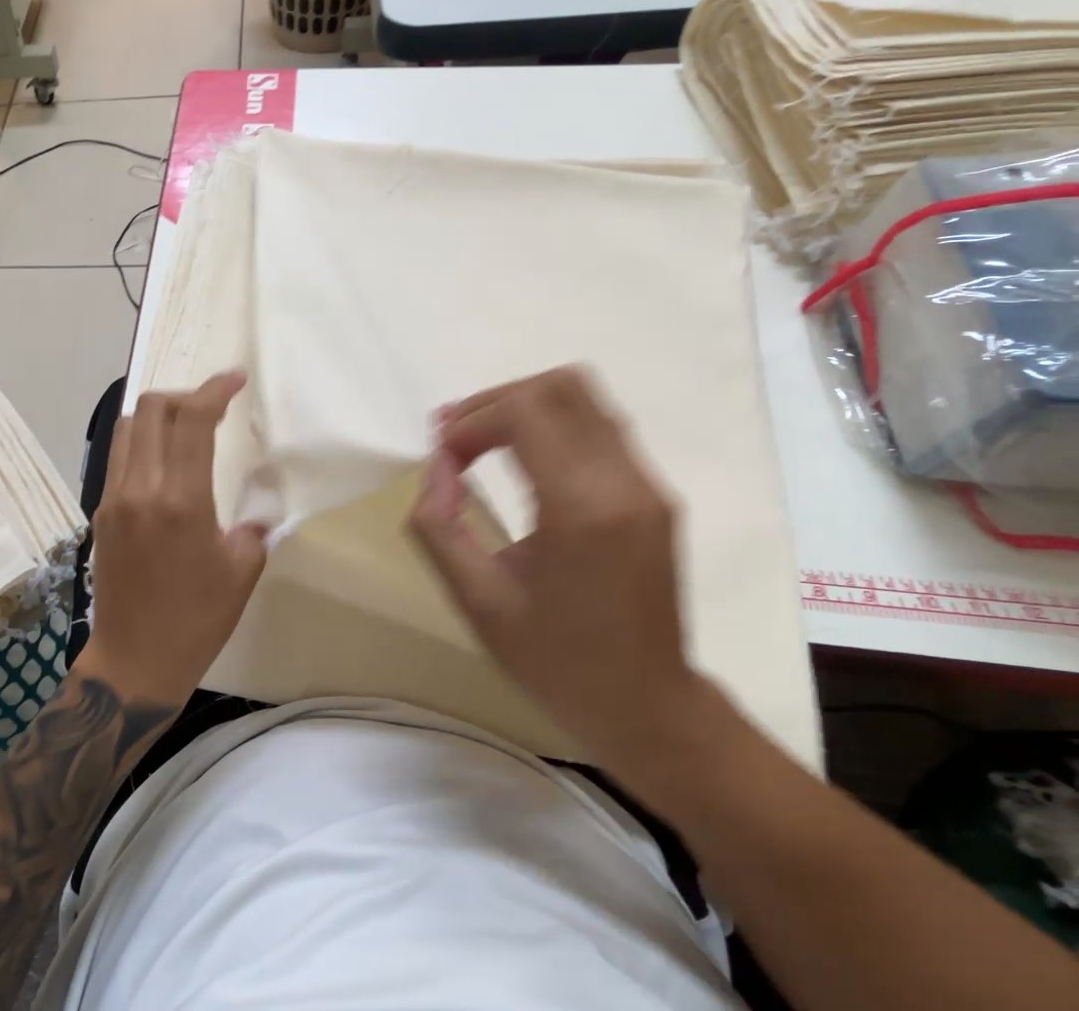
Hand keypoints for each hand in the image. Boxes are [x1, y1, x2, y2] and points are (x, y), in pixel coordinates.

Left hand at [87, 372, 267, 702]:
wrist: (135, 659)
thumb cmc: (197, 620)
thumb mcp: (242, 571)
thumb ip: (252, 526)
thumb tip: (252, 509)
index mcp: (180, 501)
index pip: (192, 420)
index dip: (215, 389)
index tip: (235, 380)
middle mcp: (139, 490)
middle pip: (149, 409)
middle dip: (184, 396)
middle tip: (211, 408)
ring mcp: (113, 500)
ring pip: (125, 429)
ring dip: (156, 417)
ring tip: (185, 431)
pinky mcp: (100, 514)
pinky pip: (118, 460)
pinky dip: (140, 445)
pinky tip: (163, 466)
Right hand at [407, 367, 704, 769]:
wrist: (645, 703)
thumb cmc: (555, 660)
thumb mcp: (476, 601)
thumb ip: (439, 527)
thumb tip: (436, 472)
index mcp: (582, 508)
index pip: (524, 412)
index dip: (470, 422)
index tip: (440, 461)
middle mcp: (625, 482)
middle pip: (561, 387)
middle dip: (495, 401)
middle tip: (452, 439)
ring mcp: (648, 486)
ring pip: (586, 399)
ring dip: (524, 408)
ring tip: (477, 443)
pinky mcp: (654, 496)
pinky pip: (601, 430)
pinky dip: (552, 428)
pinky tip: (519, 464)